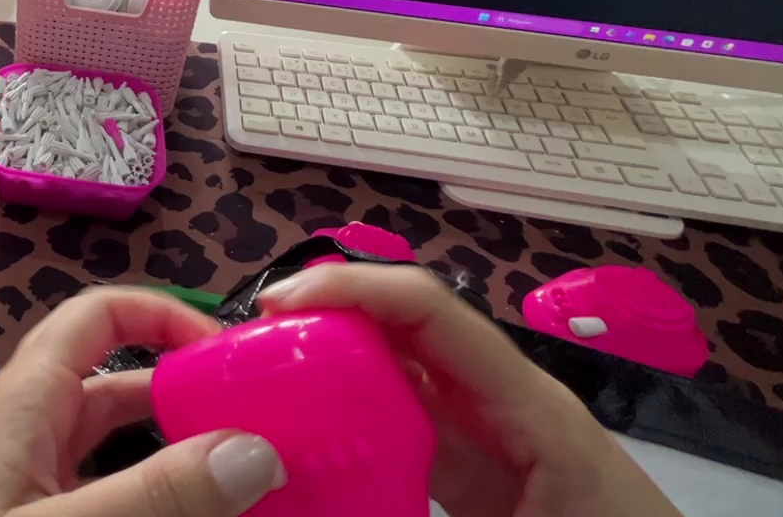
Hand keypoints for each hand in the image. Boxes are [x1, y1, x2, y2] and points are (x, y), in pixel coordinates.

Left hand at [0, 287, 287, 516]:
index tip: (228, 352)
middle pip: (115, 376)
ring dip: (171, 445)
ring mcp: (29, 468)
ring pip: (112, 436)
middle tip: (252, 419)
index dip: (161, 313)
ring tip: (239, 470)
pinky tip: (186, 511)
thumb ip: (154, 496)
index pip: (98, 315)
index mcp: (27, 395)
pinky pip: (100, 481)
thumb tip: (251, 450)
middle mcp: (28, 419)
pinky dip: (146, 489)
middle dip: (181, 386)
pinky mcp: (31, 506)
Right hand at [257, 264, 682, 516]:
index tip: (275, 306)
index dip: (350, 288)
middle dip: (323, 310)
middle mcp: (500, 394)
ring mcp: (484, 423)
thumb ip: (416, 514)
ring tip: (264, 366)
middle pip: (401, 319)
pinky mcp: (470, 453)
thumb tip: (306, 507)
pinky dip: (346, 395)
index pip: (429, 307)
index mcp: (529, 407)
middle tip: (253, 336)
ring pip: (393, 356)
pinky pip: (397, 401)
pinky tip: (307, 417)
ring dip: (328, 349)